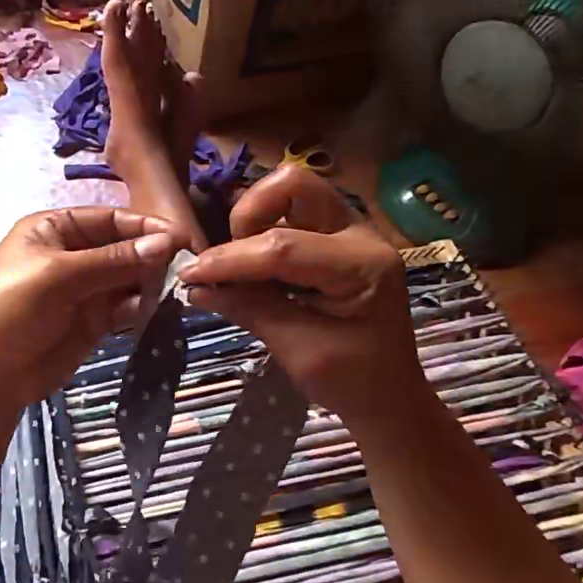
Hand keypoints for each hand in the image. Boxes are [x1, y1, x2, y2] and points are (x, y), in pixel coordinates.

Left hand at [0, 208, 177, 410]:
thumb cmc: (11, 307)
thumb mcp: (60, 275)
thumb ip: (115, 260)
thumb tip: (167, 242)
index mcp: (56, 229)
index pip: (110, 219)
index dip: (144, 226)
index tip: (180, 237)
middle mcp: (74, 255)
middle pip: (124, 247)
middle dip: (152, 255)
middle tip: (187, 266)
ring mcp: (85, 289)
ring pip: (129, 278)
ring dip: (152, 282)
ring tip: (179, 288)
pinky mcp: (94, 321)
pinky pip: (126, 307)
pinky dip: (144, 307)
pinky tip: (161, 308)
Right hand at [179, 167, 423, 418]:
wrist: (391, 395)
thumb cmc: (354, 382)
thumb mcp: (300, 352)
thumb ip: (250, 310)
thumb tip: (197, 288)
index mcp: (363, 267)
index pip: (283, 247)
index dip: (230, 259)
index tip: (191, 275)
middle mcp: (361, 233)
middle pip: (293, 186)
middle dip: (249, 215)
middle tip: (233, 262)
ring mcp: (351, 229)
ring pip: (291, 192)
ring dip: (255, 221)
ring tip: (243, 267)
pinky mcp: (337, 236)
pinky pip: (293, 213)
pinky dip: (264, 232)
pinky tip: (256, 269)